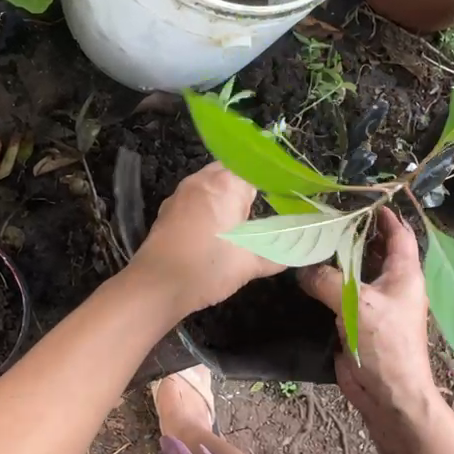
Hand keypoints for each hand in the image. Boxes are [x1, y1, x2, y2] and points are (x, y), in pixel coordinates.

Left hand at [127, 163, 284, 317]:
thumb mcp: (250, 264)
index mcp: (225, 183)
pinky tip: (216, 230)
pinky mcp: (168, 210)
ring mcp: (181, 194)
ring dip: (226, 197)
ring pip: (211, 184)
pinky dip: (208, 208)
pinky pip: (196, 199)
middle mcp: (201, 180)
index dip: (273, 180)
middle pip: (232, 171)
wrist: (157, 286)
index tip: (285, 195)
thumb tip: (296, 253)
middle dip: (249, 186)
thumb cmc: (207, 268)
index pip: (257, 167)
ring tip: (243, 220)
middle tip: (267, 207)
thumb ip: (278, 255)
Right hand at [300, 207, 440, 423]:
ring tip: (309, 241)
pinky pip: (340, 296)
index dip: (384, 215)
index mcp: (404, 274)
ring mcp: (374, 305)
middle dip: (352, 234)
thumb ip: (326, 279)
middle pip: (373, 251)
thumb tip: (302, 269)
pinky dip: (326, 284)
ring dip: (336, 260)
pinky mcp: (356, 323)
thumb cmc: (384, 343)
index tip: (362, 199)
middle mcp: (392, 285)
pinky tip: (304, 275)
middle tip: (323, 218)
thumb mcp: (355, 303)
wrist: (389, 393)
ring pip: (354, 273)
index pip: (399, 234)